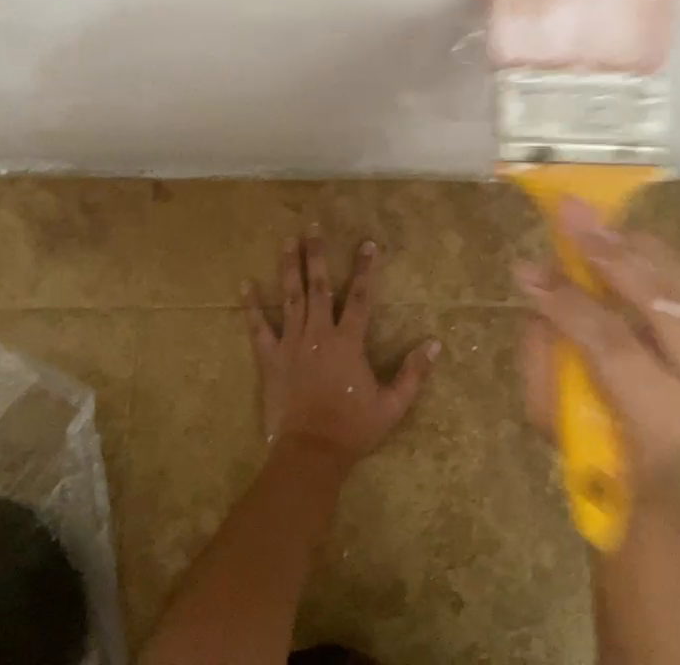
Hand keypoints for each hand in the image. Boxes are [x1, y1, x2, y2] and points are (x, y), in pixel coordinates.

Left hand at [240, 226, 439, 471]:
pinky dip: (252, 306)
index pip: (361, 297)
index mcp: (349, 342)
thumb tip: (435, 344)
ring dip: (289, 267)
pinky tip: (244, 284)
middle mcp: (319, 334)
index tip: (367, 243)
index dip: (366, 269)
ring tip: (287, 240)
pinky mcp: (270, 359)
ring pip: (291, 298)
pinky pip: (258, 328)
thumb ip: (413, 373)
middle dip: (317, 254)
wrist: (310, 452)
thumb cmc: (353, 429)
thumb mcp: (393, 405)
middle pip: (320, 286)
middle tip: (313, 227)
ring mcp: (291, 344)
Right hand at [514, 199, 679, 495]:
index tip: (527, 270)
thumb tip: (538, 296)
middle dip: (611, 253)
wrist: (655, 490)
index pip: (616, 346)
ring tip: (591, 220)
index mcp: (662, 421)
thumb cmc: (593, 463)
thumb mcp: (551, 422)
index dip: (570, 303)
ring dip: (634, 246)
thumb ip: (542, 359)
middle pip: (663, 303)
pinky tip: (617, 238)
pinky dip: (651, 256)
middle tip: (568, 211)